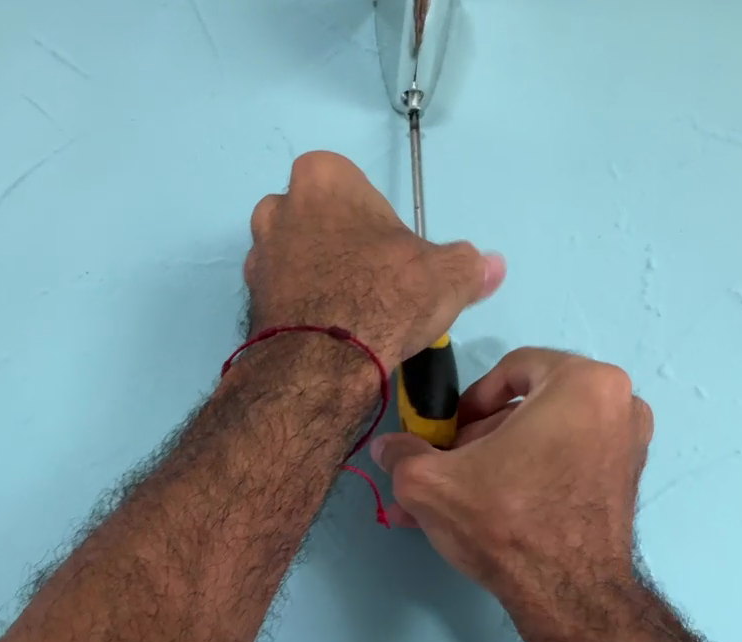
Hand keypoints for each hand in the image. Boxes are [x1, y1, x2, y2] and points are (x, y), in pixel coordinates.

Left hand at [244, 151, 505, 364]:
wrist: (322, 364)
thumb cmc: (385, 298)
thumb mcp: (446, 275)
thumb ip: (469, 264)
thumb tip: (492, 266)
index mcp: (322, 177)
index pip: (355, 190)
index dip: (377, 225)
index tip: (392, 258)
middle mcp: (277, 207)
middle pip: (320, 223)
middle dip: (341, 248)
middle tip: (370, 285)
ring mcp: (257, 257)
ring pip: (296, 260)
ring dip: (318, 279)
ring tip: (348, 315)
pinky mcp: (248, 302)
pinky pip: (282, 297)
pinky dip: (300, 310)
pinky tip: (325, 335)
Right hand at [369, 348, 653, 612]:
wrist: (567, 594)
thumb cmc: (504, 519)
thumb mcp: (429, 481)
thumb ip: (402, 454)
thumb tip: (384, 446)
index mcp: (582, 383)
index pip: (513, 368)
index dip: (470, 400)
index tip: (449, 435)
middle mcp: (619, 404)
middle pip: (530, 407)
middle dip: (480, 439)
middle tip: (450, 470)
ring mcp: (629, 446)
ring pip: (545, 440)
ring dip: (498, 462)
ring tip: (460, 500)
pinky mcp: (626, 485)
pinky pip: (566, 465)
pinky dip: (529, 479)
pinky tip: (491, 514)